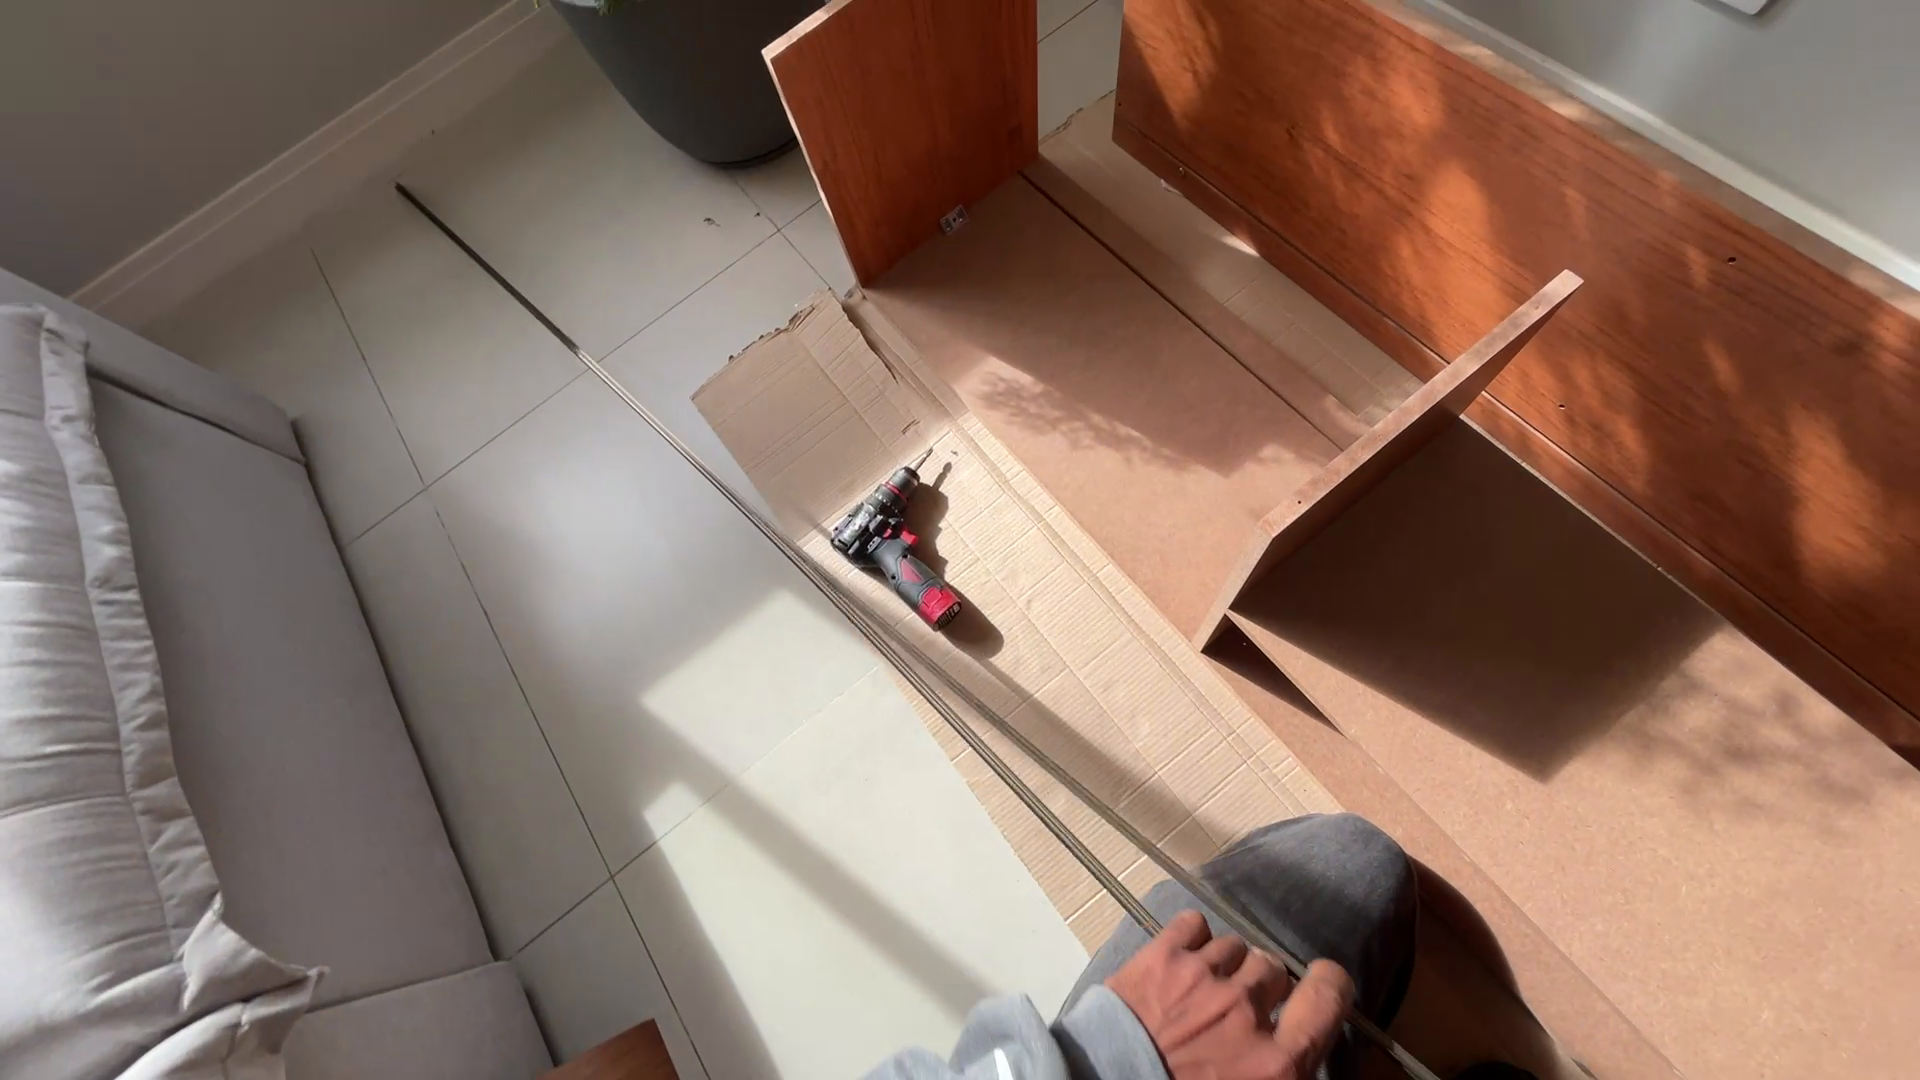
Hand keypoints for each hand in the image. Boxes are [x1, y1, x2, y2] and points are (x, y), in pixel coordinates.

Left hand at [1105, 910, 1354, 1079]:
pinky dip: (1193, 937)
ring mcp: (1202, 976)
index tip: (1325, 982)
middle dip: (1261, 982)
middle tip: (1242, 1002)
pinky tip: (1183, 957)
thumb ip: (1282, 1069)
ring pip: (1234, 945)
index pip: (1326, 1000)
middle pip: (1272, 968)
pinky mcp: (1162, 955)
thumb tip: (1293, 1051)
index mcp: (1276, 1062)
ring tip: (1205, 984)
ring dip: (1226, 962)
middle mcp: (1245, 1010)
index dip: (1330, 984)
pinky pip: (1195, 923)